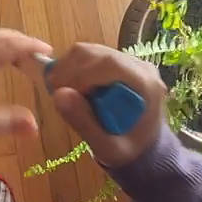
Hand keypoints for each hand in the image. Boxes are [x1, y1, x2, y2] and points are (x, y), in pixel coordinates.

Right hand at [44, 43, 166, 166]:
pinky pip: (88, 55)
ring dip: (68, 68)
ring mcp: (128, 61)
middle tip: (55, 92)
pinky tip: (69, 86)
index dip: (81, 74)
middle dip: (70, 70)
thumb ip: (85, 123)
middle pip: (97, 53)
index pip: (110, 64)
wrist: (143, 147)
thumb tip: (59, 95)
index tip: (62, 92)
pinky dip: (72, 67)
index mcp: (146, 85)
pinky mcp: (116, 61)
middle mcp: (140, 67)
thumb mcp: (107, 148)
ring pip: (89, 50)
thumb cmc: (128, 150)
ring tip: (61, 91)